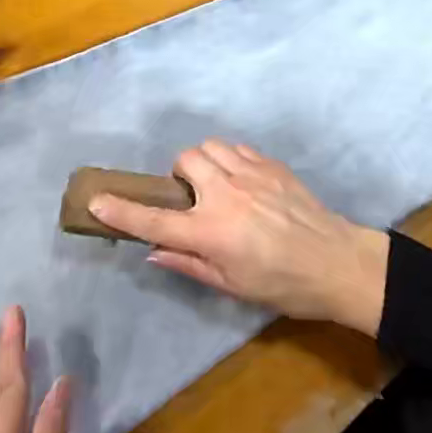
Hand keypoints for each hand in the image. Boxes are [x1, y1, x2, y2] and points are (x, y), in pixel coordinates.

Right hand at [87, 141, 390, 335]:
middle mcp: (225, 193)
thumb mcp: (230, 286)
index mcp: (211, 232)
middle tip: (191, 198)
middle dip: (179, 175)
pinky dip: (230, 158)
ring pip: (211, 146)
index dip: (122, 211)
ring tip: (215, 185)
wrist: (334, 260)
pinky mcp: (271, 163)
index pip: (154, 221)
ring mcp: (250, 172)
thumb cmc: (281, 285)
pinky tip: (242, 180)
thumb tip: (153, 251)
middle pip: (184, 160)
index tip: (97, 199)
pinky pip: (238, 148)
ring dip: (203, 161)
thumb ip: (188, 264)